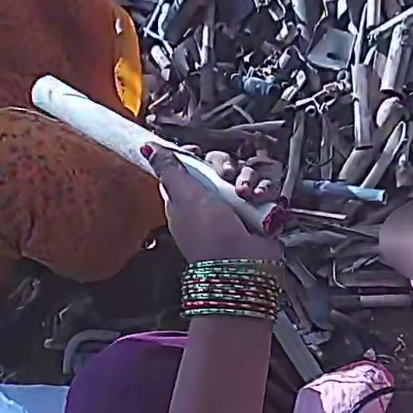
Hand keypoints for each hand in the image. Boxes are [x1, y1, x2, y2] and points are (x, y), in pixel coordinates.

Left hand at [145, 146, 281, 263]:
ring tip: (246, 194)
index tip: (200, 154)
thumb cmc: (208, 235)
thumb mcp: (183, 197)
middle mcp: (212, 200)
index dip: (197, 157)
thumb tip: (147, 147)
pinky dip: (264, 190)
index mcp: (187, 197)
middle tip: (226, 177)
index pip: (191, 165)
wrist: (241, 265)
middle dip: (226, 166)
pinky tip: (259, 199)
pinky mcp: (260, 212)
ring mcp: (237, 207)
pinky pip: (265, 188)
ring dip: (248, 179)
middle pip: (221, 165)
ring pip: (246, 174)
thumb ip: (168, 170)